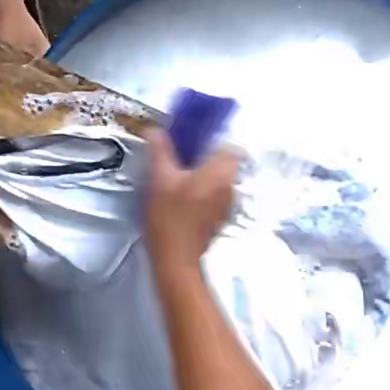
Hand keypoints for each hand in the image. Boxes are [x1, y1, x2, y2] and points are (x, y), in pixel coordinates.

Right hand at [142, 129, 241, 267]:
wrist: (176, 258)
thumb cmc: (170, 216)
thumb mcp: (160, 179)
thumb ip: (161, 151)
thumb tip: (157, 131)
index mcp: (221, 172)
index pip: (232, 147)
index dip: (215, 142)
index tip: (194, 144)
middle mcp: (230, 187)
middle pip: (227, 163)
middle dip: (208, 159)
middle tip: (183, 161)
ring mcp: (228, 205)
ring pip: (222, 181)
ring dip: (206, 177)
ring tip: (181, 179)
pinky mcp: (220, 219)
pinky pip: (216, 196)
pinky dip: (204, 193)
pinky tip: (184, 199)